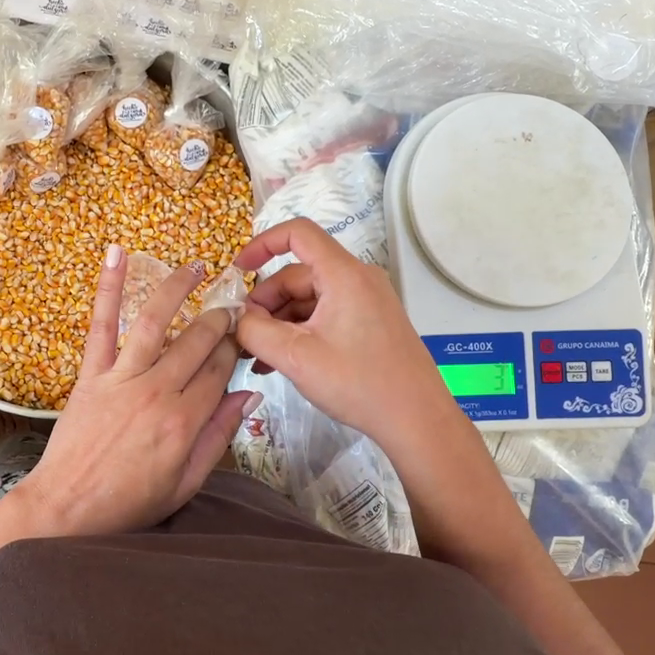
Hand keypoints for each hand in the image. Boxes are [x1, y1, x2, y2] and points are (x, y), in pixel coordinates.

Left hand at [6, 245, 254, 537]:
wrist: (67, 508)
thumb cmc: (128, 503)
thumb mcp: (186, 483)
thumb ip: (219, 436)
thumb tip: (249, 396)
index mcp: (184, 421)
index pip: (220, 369)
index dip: (234, 348)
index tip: (243, 333)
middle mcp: (156, 392)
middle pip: (195, 342)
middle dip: (217, 319)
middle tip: (228, 305)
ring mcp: (120, 378)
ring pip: (154, 322)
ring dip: (177, 289)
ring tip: (195, 267)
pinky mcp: (90, 373)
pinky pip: (101, 325)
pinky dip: (108, 287)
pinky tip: (117, 255)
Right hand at [233, 217, 446, 436]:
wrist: (418, 421)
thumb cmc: (358, 383)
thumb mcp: (295, 357)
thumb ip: (255, 331)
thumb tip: (237, 317)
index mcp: (343, 275)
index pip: (298, 233)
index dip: (262, 243)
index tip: (238, 271)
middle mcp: (357, 279)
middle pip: (297, 274)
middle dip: (265, 302)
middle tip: (245, 336)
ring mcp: (365, 301)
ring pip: (307, 298)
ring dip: (279, 322)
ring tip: (258, 357)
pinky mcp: (369, 323)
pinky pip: (323, 315)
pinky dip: (299, 331)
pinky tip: (280, 361)